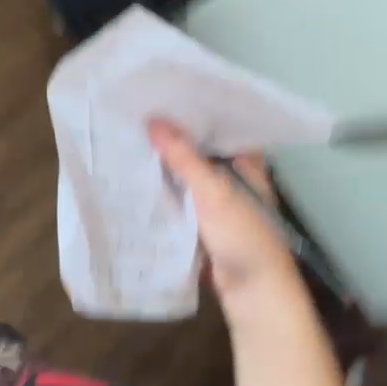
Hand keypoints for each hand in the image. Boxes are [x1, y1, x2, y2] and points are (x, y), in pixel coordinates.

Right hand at [150, 119, 302, 322]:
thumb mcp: (213, 191)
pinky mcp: (203, 218)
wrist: (253, 292)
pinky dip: (164, 185)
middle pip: (200, 147)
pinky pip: (180, 194)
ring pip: (188, 171)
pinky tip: (140, 172)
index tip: (164, 92)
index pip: (219, 125)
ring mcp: (219, 197)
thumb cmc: (243, 235)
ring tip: (133, 131)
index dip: (194, 109)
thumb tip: (154, 121)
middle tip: (140, 109)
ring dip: (166, 160)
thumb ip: (184, 157)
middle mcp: (234, 174)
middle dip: (174, 134)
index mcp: (247, 161)